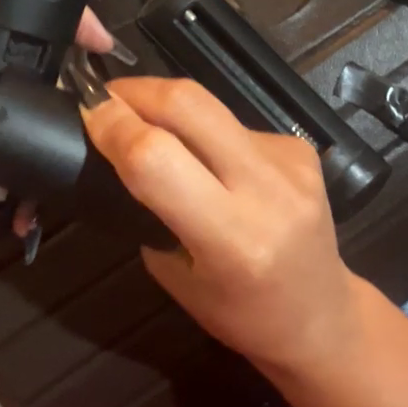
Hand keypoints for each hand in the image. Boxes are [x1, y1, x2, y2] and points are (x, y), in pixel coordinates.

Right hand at [83, 77, 362, 373]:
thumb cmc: (240, 314)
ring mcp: (290, 163)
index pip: (157, 159)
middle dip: (136, 91)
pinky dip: (208, 134)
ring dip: (170, 109)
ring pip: (212, 107)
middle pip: (189, 104)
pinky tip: (209, 160)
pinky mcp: (302, 148)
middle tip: (107, 99)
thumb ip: (149, 209)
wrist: (321, 315)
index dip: (113, 126)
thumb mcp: (175, 276)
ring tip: (152, 129)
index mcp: (231, 238)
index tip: (86, 113)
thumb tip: (119, 146)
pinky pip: (236, 125)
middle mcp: (267, 191)